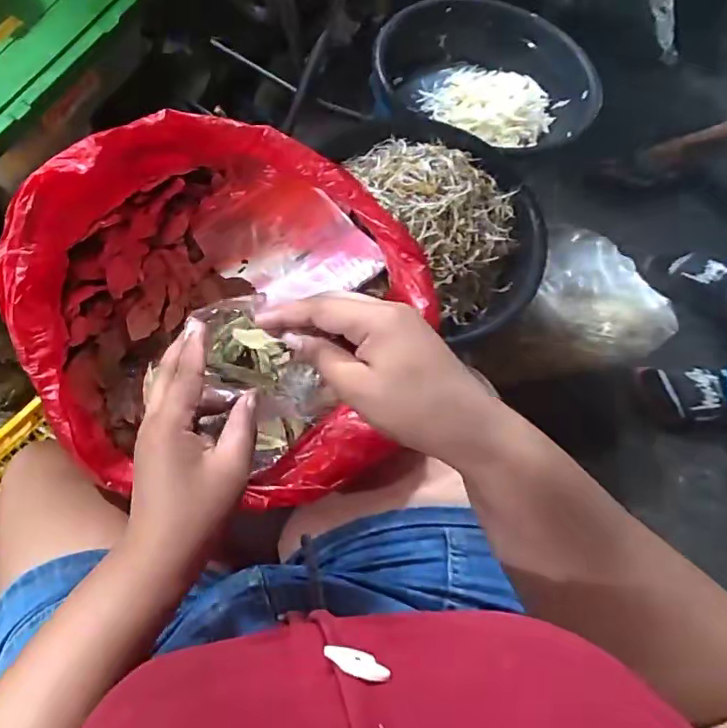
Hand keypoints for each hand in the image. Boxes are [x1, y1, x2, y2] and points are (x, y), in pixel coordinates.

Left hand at [124, 319, 257, 570]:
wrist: (159, 552)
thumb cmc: (198, 511)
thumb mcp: (231, 468)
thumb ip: (241, 426)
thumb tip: (249, 395)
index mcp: (170, 421)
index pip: (186, 373)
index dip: (196, 346)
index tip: (202, 320)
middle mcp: (153, 421)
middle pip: (164, 375)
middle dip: (179, 350)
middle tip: (195, 327)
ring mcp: (148, 436)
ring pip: (161, 391)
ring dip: (179, 371)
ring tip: (201, 356)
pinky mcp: (151, 449)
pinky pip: (164, 408)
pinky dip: (179, 392)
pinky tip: (198, 397)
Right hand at [257, 293, 501, 462]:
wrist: (471, 427)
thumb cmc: (412, 411)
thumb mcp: (358, 389)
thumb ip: (323, 357)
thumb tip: (294, 338)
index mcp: (377, 317)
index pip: (321, 306)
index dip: (286, 312)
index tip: (255, 320)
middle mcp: (390, 308)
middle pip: (335, 300)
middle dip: (300, 311)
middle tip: (268, 324)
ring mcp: (402, 319)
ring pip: (350, 309)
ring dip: (319, 319)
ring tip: (289, 332)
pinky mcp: (408, 333)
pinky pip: (364, 321)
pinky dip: (339, 328)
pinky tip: (324, 341)